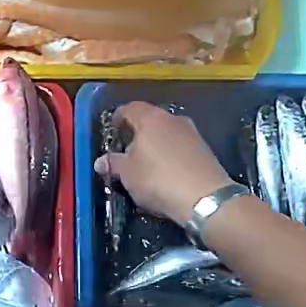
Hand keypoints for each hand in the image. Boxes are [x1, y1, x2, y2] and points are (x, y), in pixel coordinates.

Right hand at [94, 102, 234, 225]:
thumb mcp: (127, 174)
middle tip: (125, 150)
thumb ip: (113, 164)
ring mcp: (192, 133)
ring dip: (154, 145)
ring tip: (143, 165)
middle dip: (136, 133)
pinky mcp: (204, 150)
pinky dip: (169, 155)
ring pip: (166, 134)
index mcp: (150, 119)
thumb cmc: (157, 180)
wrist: (204, 198)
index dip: (118, 117)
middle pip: (150, 120)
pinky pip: (179, 147)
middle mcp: (172, 119)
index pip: (130, 108)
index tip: (112, 129)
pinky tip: (164, 173)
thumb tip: (101, 161)